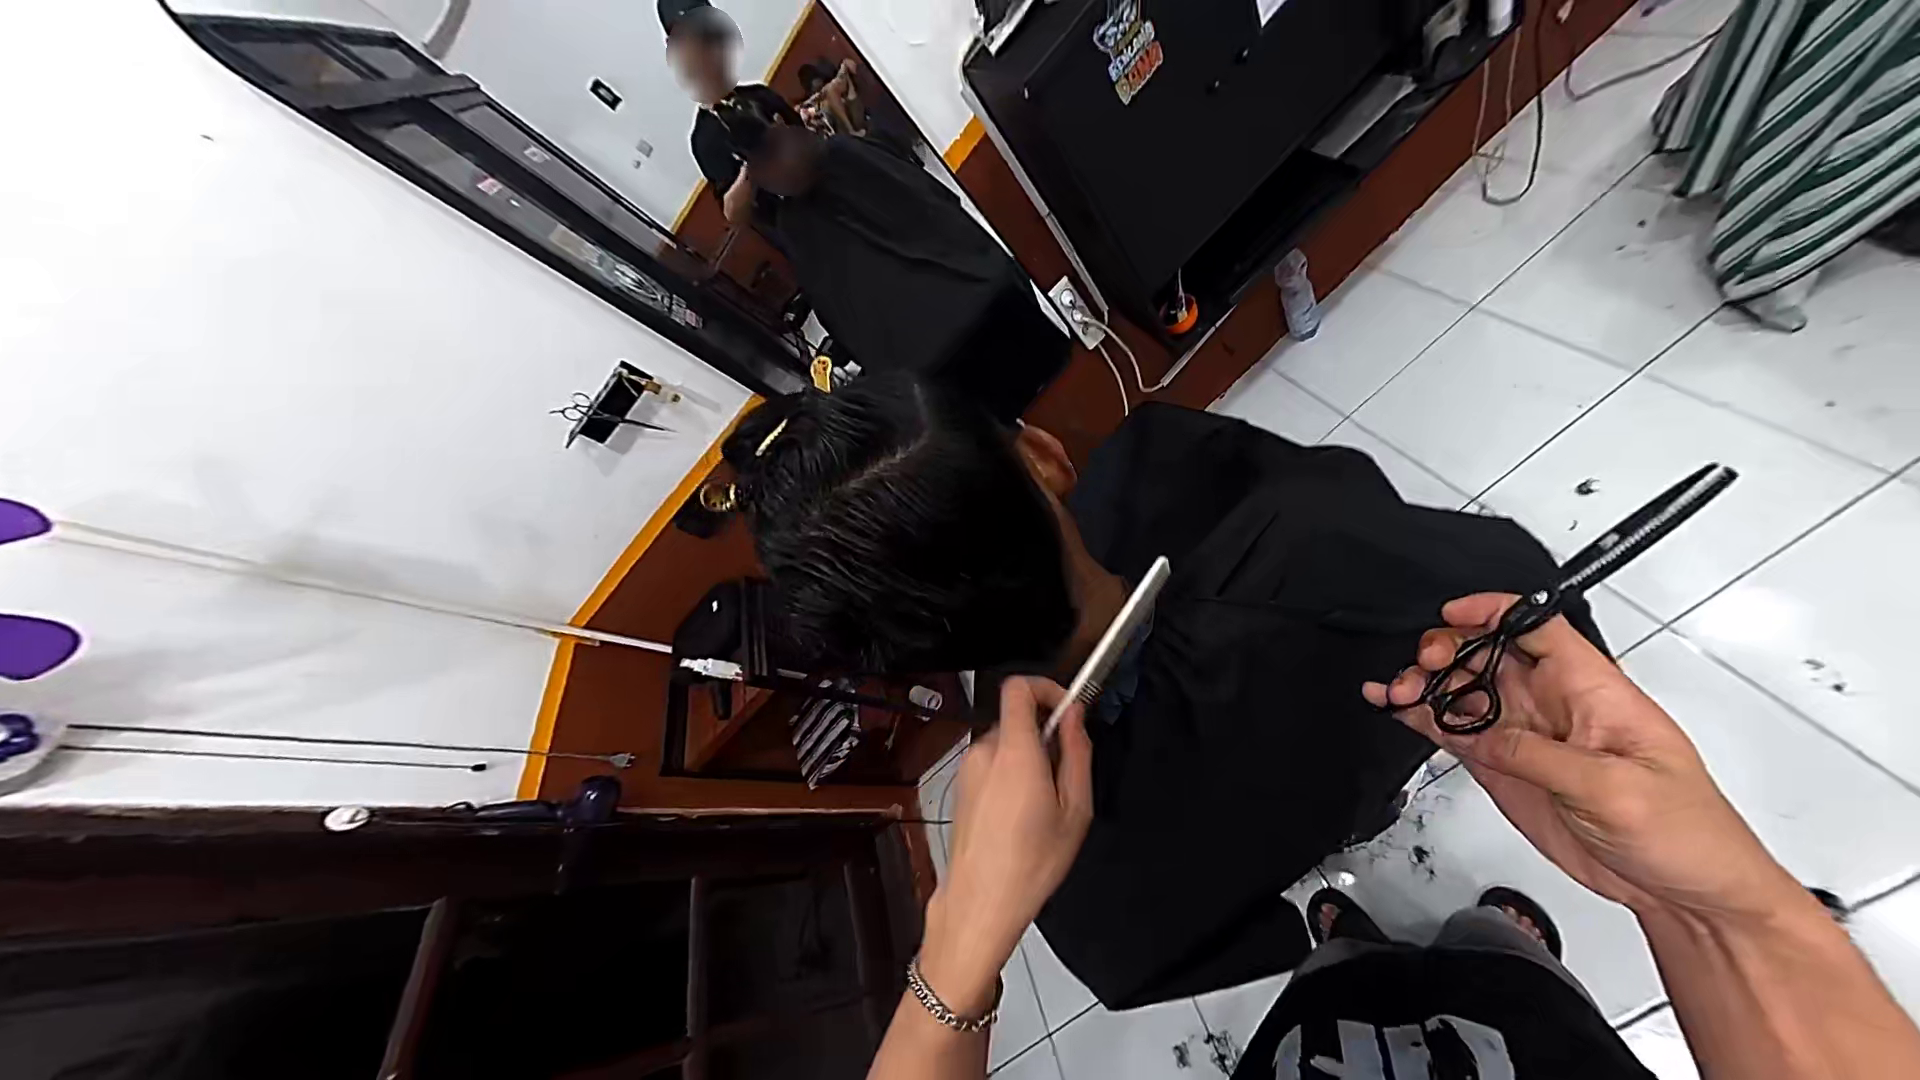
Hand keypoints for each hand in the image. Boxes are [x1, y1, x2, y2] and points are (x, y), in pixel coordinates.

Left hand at [920, 677, 1093, 1015]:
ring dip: (1028, 756)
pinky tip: (1021, 811)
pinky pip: (992, 760)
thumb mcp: (1075, 809)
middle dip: (1044, 734)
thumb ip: (1077, 752)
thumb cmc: (1030, 862)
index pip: (1018, 687)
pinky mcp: (961, 782)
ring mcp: (968, 765)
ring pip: (1006, 741)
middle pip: (1017, 717)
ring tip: (1042, 802)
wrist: (980, 900)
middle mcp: (985, 750)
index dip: (1045, 687)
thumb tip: (1074, 716)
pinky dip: (1010, 771)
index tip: (1066, 708)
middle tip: (1063, 773)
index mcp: (1014, 750)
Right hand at [1363, 594, 1803, 923]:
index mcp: (1590, 691)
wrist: (1683, 895)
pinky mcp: (1496, 759)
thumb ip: (1537, 753)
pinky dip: (1412, 712)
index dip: (1493, 611)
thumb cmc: (1686, 834)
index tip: (1452, 614)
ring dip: (1419, 682)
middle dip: (1441, 650)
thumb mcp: (1615, 789)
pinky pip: (1445, 724)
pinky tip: (1388, 704)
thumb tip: (1478, 733)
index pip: (1537, 628)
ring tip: (1395, 693)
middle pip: (1481, 651)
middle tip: (1421, 670)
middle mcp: (1547, 702)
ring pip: (1454, 685)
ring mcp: (1518, 730)